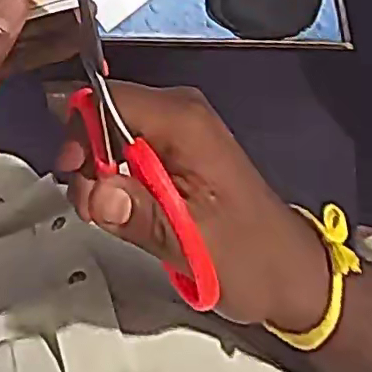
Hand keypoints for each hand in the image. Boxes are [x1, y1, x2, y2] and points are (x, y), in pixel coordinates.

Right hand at [57, 81, 330, 330]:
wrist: (294, 275)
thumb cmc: (253, 256)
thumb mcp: (193, 242)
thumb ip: (140, 214)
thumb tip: (97, 192)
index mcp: (182, 120)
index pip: (106, 96)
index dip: (81, 130)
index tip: (77, 172)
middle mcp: (178, 110)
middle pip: (103, 110)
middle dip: (89, 156)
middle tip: (96, 204)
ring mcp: (177, 124)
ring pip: (109, 128)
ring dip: (101, 169)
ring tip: (115, 212)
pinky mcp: (174, 142)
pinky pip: (125, 142)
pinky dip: (117, 172)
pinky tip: (129, 205)